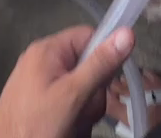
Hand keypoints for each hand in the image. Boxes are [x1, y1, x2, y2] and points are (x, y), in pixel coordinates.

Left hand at [0, 26, 134, 137]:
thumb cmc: (37, 127)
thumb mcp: (72, 95)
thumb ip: (100, 65)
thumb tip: (127, 33)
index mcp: (46, 49)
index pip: (88, 36)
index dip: (102, 57)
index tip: (106, 81)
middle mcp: (39, 60)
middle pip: (84, 64)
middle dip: (91, 91)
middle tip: (83, 112)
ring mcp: (34, 82)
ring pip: (77, 86)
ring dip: (82, 107)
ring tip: (72, 126)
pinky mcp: (33, 102)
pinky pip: (64, 100)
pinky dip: (70, 115)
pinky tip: (64, 129)